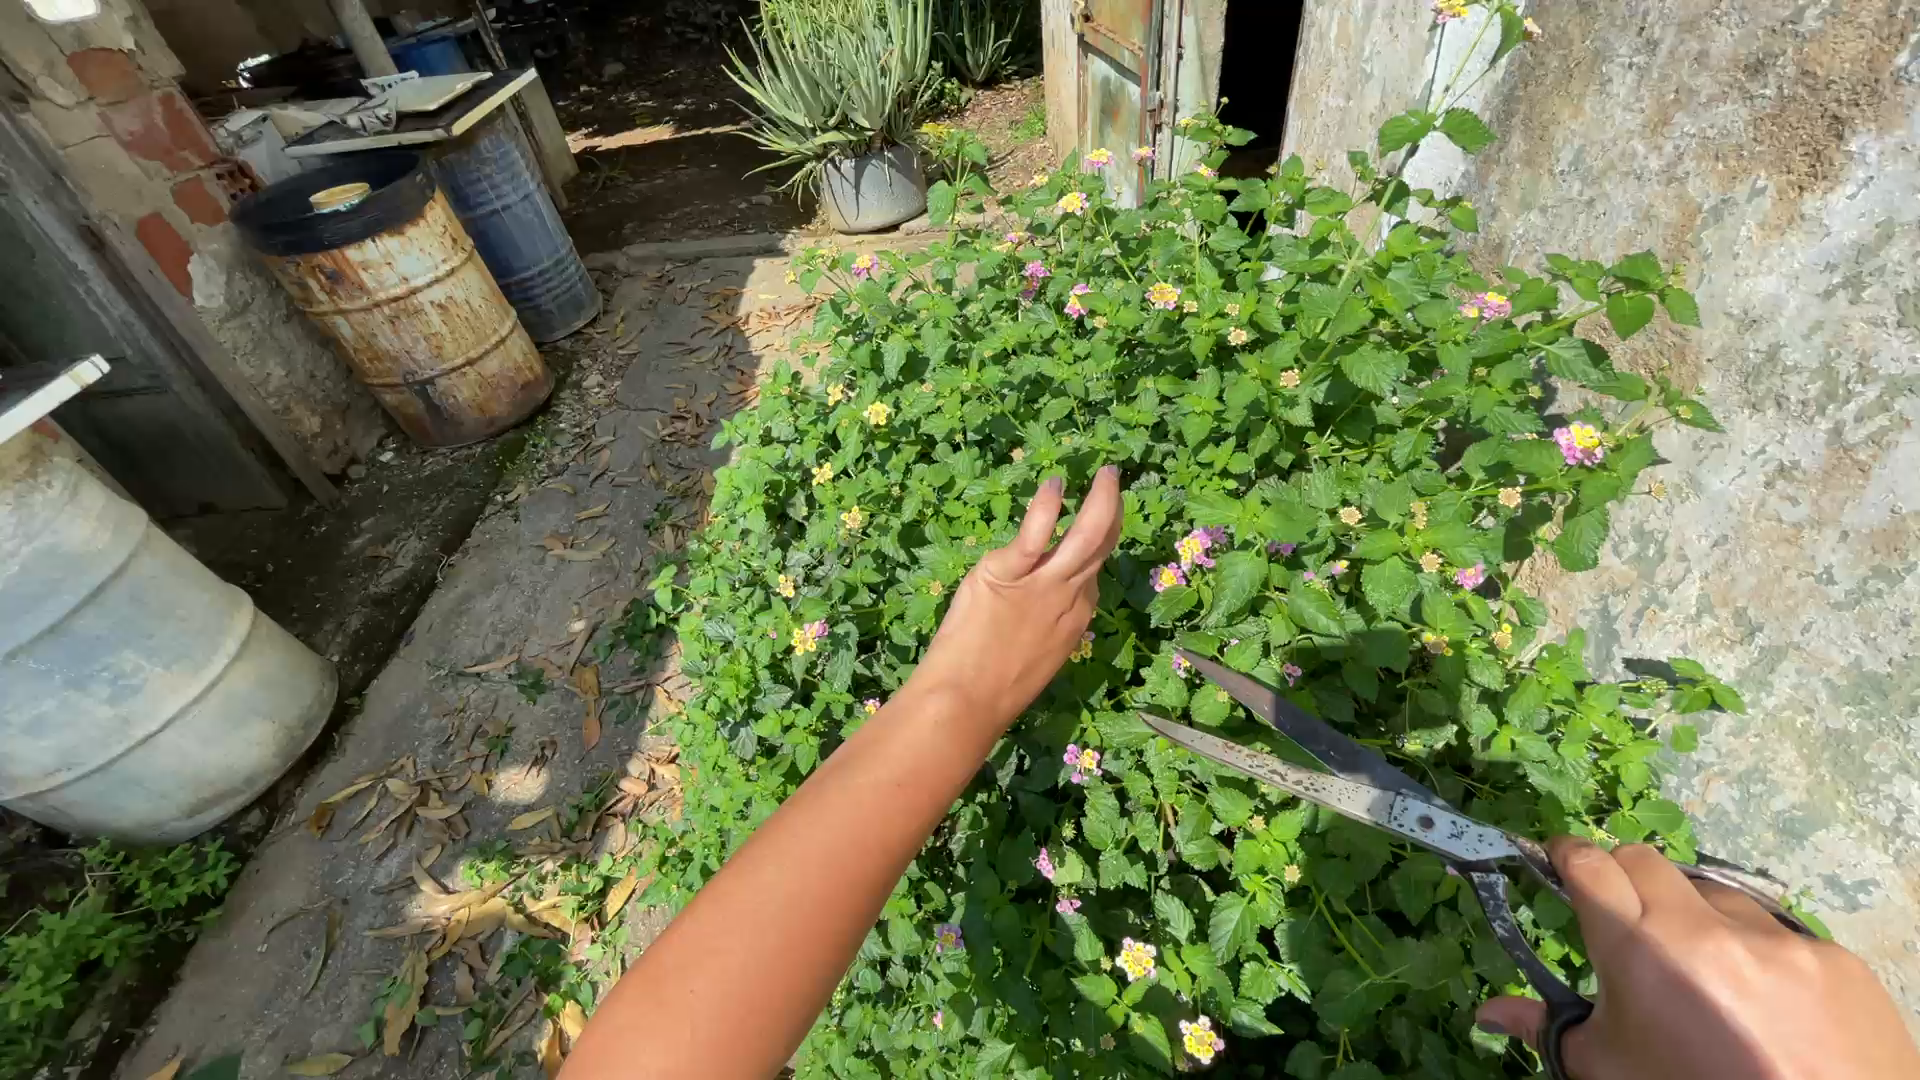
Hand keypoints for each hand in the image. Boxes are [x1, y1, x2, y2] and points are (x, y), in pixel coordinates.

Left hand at [908, 466, 1122, 732]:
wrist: (964, 701)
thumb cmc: (991, 688)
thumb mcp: (1035, 656)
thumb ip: (1044, 623)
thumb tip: (1040, 602)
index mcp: (1076, 619)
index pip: (1093, 572)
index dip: (1095, 544)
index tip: (1093, 520)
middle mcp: (1070, 598)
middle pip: (1101, 547)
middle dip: (1111, 511)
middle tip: (1112, 480)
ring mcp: (1042, 585)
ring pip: (1086, 537)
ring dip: (1102, 501)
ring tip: (1107, 474)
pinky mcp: (1008, 574)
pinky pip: (1036, 534)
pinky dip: (1047, 508)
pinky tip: (1054, 486)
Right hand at [1477, 837, 1919, 1079]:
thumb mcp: (1609, 1067)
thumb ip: (1544, 1026)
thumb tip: (1485, 1013)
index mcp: (1636, 947)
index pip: (1585, 860)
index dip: (1567, 855)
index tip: (1562, 866)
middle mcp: (1701, 928)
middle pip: (1642, 858)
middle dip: (1626, 878)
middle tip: (1630, 919)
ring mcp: (1777, 941)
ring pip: (1712, 891)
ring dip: (1699, 915)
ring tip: (1711, 969)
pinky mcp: (1838, 960)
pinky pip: (1783, 932)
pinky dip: (1765, 953)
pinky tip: (1774, 999)